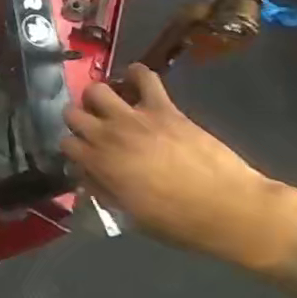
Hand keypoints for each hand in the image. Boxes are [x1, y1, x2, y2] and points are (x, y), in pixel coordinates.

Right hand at [62, 65, 296, 269]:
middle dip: (79, 120)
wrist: (230, 210)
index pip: (66, 143)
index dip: (73, 149)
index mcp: (100, 164)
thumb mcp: (131, 216)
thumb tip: (88, 175)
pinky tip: (136, 81)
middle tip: (94, 129)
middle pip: (72, 112)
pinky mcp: (163, 108)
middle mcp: (109, 135)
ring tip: (110, 105)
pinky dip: (137, 74)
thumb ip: (104, 190)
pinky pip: (144, 77)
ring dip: (98, 97)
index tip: (84, 156)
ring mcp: (135, 118)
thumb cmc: (180, 223)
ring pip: (97, 89)